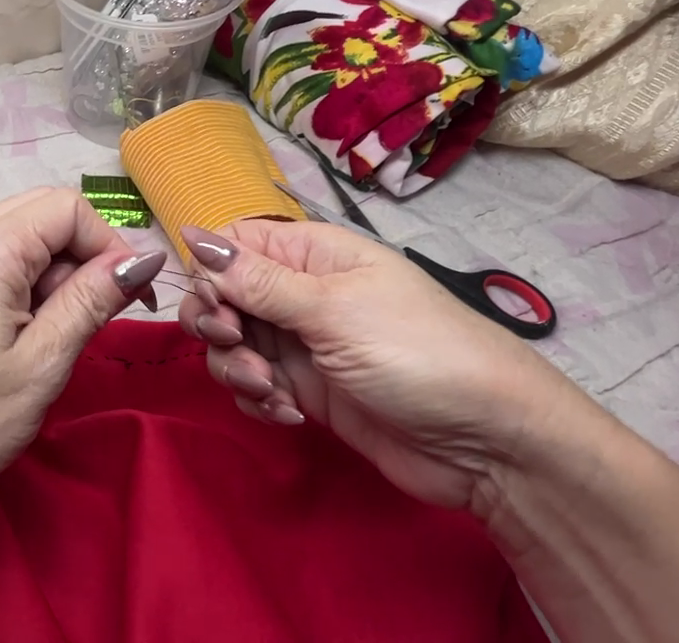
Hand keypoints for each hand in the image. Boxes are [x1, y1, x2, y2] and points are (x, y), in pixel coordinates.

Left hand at [0, 188, 164, 518]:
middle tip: (99, 311)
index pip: (69, 207)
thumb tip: (142, 260)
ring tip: (61, 328)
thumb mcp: (44, 361)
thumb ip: (92, 300)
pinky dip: (32, 278)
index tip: (128, 295)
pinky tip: (32, 326)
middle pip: (47, 210)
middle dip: (86, 251)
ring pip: (27, 232)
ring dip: (59, 268)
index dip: (109, 244)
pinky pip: (3, 254)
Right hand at [177, 218, 591, 510]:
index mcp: (308, 255)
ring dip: (237, 369)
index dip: (210, 272)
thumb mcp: (332, 309)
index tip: (217, 306)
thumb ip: (255, 280)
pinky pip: (254, 384)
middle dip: (217, 326)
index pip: (231, 245)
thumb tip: (189, 232)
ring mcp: (300, 343)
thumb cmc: (416, 352)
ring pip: (231, 344)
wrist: (489, 446)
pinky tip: (289, 414)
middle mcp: (297, 293)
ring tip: (271, 392)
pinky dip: (258, 399)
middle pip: (221, 296)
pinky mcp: (305, 389)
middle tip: (237, 349)